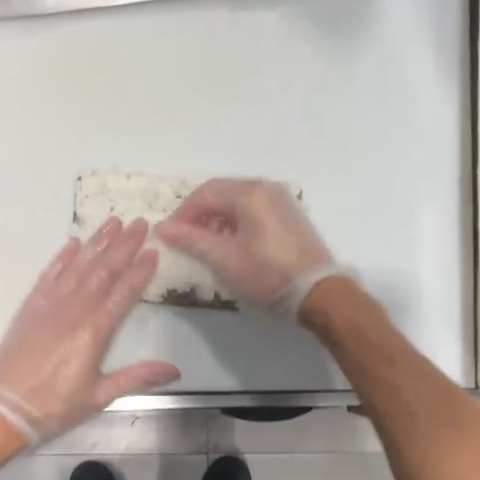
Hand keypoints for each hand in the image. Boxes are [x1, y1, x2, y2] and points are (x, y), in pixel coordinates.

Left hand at [0, 218, 180, 444]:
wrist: (4, 408)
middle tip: (139, 223)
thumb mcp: (99, 397)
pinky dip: (62, 257)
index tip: (153, 251)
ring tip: (113, 222)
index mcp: (93, 333)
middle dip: (123, 246)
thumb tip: (174, 370)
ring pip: (77, 267)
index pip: (122, 294)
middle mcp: (73, 312)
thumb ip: (136, 378)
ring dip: (97, 243)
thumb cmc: (54, 407)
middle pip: (102, 272)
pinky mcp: (29, 308)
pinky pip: (49, 275)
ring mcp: (48, 306)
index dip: (139, 272)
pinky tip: (74, 243)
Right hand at [154, 179, 354, 318]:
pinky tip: (230, 244)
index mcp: (249, 194)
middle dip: (198, 214)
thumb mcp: (225, 259)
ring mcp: (280, 200)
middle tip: (184, 239)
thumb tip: (161, 228)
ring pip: (237, 201)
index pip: (205, 193)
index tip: (170, 236)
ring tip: (204, 244)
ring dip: (216, 218)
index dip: (183, 213)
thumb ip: (192, 240)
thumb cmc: (268, 275)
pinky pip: (253, 209)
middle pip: (221, 192)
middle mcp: (266, 188)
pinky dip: (235, 222)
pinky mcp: (288, 215)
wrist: (318, 292)